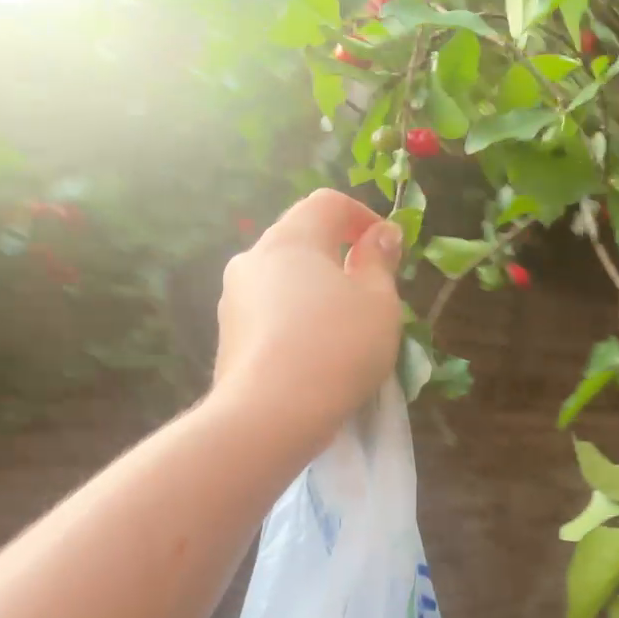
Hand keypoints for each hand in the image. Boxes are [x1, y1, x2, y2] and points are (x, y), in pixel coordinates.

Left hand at [211, 189, 404, 452]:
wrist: (272, 413)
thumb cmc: (339, 347)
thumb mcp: (379, 303)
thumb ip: (379, 262)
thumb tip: (381, 233)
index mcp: (292, 240)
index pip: (328, 203)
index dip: (364, 217)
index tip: (389, 249)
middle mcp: (254, 258)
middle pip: (301, 239)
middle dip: (340, 256)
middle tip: (372, 292)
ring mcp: (234, 297)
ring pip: (284, 277)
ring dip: (317, 289)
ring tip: (346, 328)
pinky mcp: (229, 334)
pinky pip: (271, 310)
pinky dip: (297, 317)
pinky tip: (318, 353)